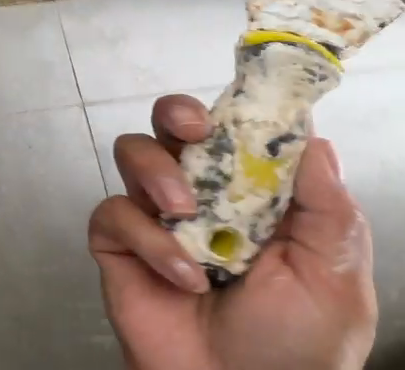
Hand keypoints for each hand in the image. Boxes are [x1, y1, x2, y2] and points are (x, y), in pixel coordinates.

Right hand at [88, 94, 376, 369]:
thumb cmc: (299, 345)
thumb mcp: (335, 282)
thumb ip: (328, 214)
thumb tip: (317, 141)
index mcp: (255, 199)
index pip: (238, 138)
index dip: (234, 112)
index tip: (243, 101)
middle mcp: (199, 195)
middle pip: (171, 128)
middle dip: (175, 114)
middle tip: (190, 127)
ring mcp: (151, 214)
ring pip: (132, 154)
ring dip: (156, 173)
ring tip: (182, 211)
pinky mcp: (113, 238)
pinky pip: (114, 212)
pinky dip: (148, 239)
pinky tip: (181, 274)